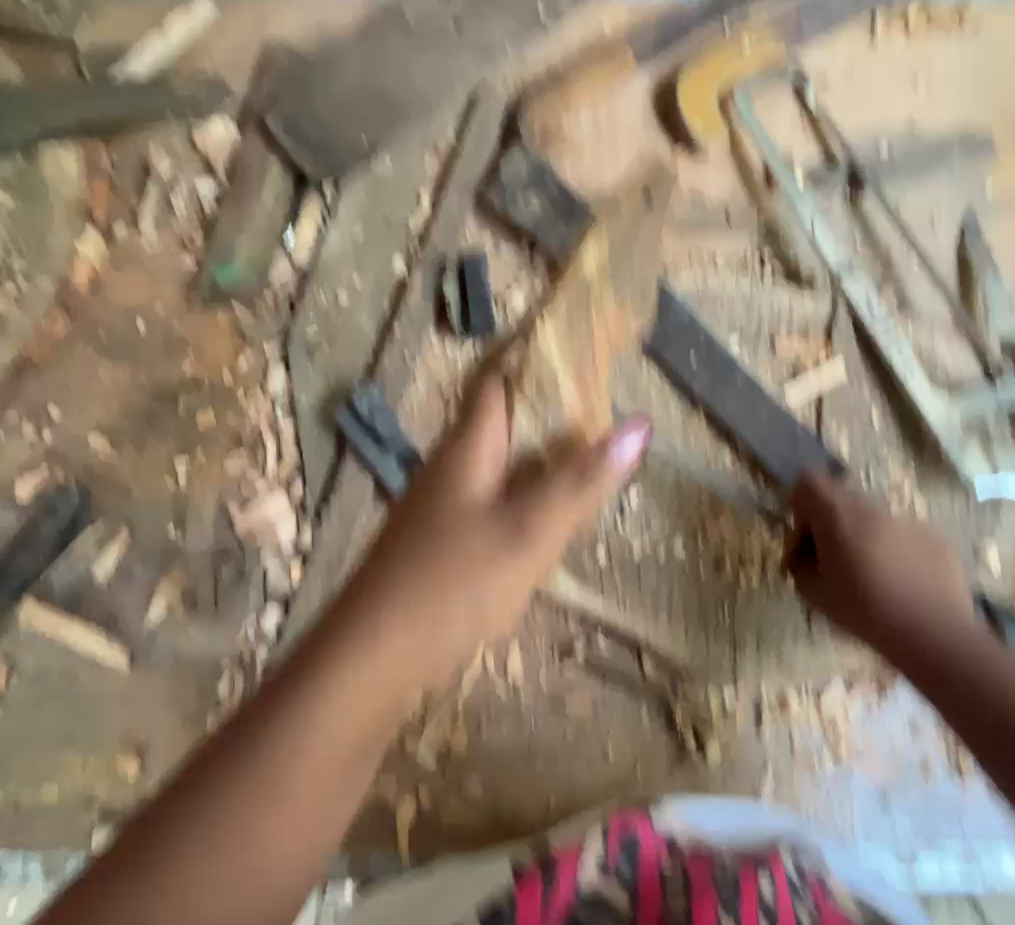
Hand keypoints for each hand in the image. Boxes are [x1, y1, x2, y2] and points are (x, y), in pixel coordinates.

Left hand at [338, 377, 649, 686]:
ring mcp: (439, 507)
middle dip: (550, 419)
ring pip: (496, 469)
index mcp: (467, 448)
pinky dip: (522, 502)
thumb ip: (581, 481)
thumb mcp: (530, 531)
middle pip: (501, 426)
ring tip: (590, 465)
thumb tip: (640, 424)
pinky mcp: (438, 544)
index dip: (538, 365)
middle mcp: (449, 468)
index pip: (499, 384)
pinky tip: (546, 524)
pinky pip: (488, 505)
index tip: (588, 361)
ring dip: (539, 464)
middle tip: (609, 420)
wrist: (374, 653)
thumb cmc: (455, 582)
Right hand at [788, 471, 983, 665]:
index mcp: (837, 515)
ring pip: (875, 519)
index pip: (809, 481)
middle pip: (842, 500)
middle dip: (833, 524)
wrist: (933, 634)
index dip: (801, 504)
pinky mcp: (936, 538)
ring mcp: (909, 520)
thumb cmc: (863, 611)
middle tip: (834, 562)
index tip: (806, 538)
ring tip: (872, 578)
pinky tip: (902, 586)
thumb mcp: (812, 592)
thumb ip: (800, 564)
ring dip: (865, 538)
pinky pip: (904, 536)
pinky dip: (896, 553)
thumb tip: (804, 556)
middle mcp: (873, 508)